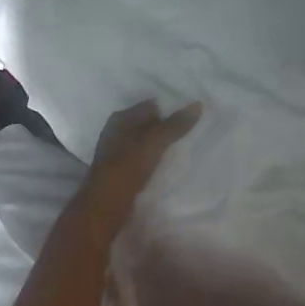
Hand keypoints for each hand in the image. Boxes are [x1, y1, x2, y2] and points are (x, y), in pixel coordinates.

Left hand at [78, 100, 201, 232]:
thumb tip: (198, 104)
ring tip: (184, 148)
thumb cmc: (129, 165)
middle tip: (192, 133)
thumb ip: (176, 124)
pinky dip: (153, 158)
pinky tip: (166, 164)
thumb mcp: (155, 141)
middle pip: (148, 124)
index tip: (192, 118)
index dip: (171, 110)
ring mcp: (117, 151)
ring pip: (145, 142)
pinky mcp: (120, 169)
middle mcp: (116, 131)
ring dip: (161, 145)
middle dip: (167, 128)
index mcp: (121, 118)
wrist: (107, 201)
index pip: (151, 106)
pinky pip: (142, 157)